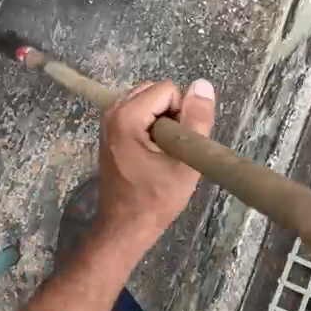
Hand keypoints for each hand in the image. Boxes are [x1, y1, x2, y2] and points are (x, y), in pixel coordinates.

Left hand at [94, 79, 216, 250]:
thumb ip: (196, 121)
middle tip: (173, 147)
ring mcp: (108, 122)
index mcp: (126, 116)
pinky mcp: (110, 133)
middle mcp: (112, 112)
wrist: (125, 226)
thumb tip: (202, 85)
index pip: (167, 89)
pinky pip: (138, 114)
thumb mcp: (185, 162)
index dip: (182, 112)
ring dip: (162, 120)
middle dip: (171, 113)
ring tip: (164, 152)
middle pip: (155, 91)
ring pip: (147, 102)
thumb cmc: (155, 199)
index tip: (180, 143)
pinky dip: (151, 126)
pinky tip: (153, 154)